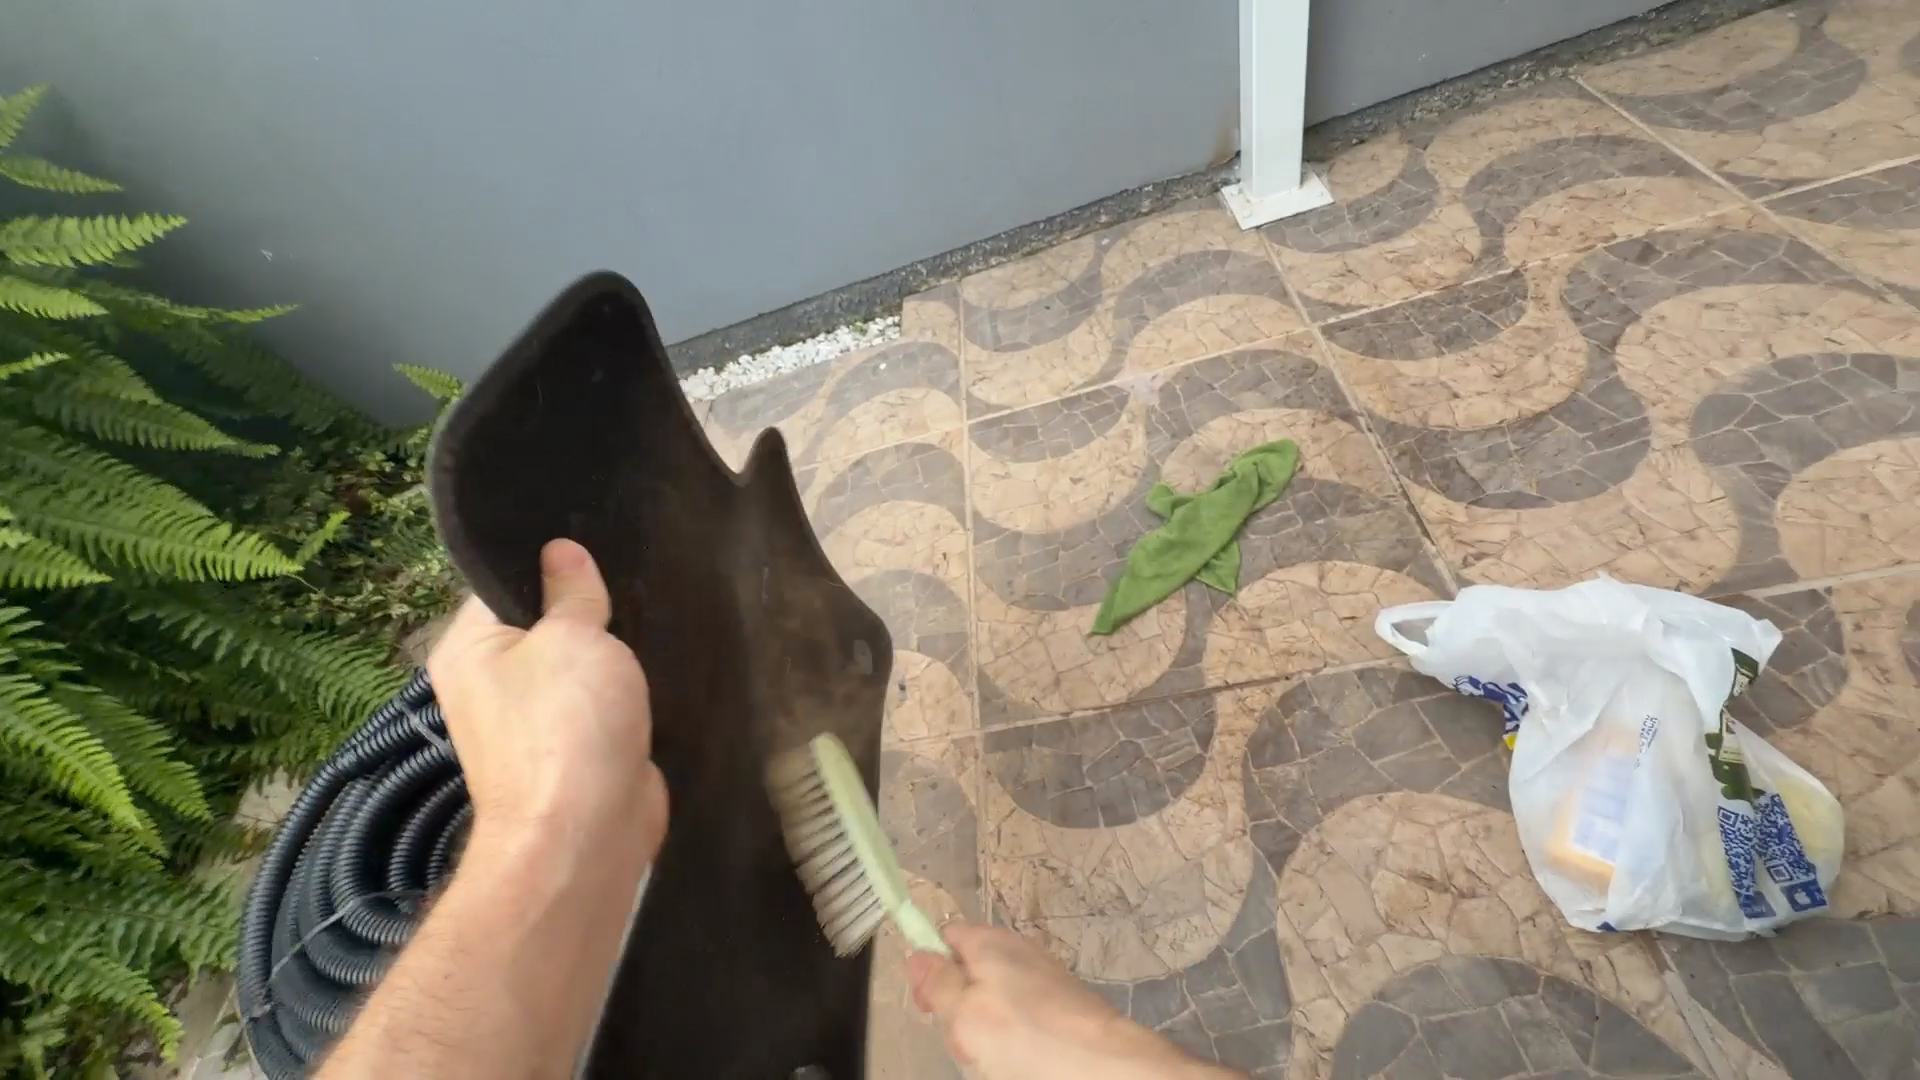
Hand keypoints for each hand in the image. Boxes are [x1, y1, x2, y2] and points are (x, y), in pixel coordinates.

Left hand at [426, 538, 668, 862]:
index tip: (598, 542)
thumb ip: (571, 592)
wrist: (586, 831)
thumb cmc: (567, 722)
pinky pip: (603, 696)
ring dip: (615, 646)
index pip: (506, 584)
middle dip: (592, 604)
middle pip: (547, 622)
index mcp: (471, 649)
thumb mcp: (572, 638)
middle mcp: (494, 681)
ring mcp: (537, 718)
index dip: (551, 561)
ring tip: (658, 608)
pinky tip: (662, 657)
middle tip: (639, 572)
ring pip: (581, 661)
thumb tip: (560, 550)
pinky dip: (627, 682)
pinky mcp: (579, 744)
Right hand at [907, 923, 1241, 1079]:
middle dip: (959, 1005)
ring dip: (986, 1027)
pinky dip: (1015, 1036)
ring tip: (997, 1057)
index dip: (929, 966)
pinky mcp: (1060, 1001)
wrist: (1103, 1063)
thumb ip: (936, 983)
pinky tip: (1021, 1058)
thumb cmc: (1026, 1036)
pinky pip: (1021, 1013)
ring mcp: (1040, 973)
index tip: (928, 1002)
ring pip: (994, 996)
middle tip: (967, 1039)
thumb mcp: (964, 1014)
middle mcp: (1015, 948)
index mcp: (987, 940)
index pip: (944, 935)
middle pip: (968, 969)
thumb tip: (915, 954)